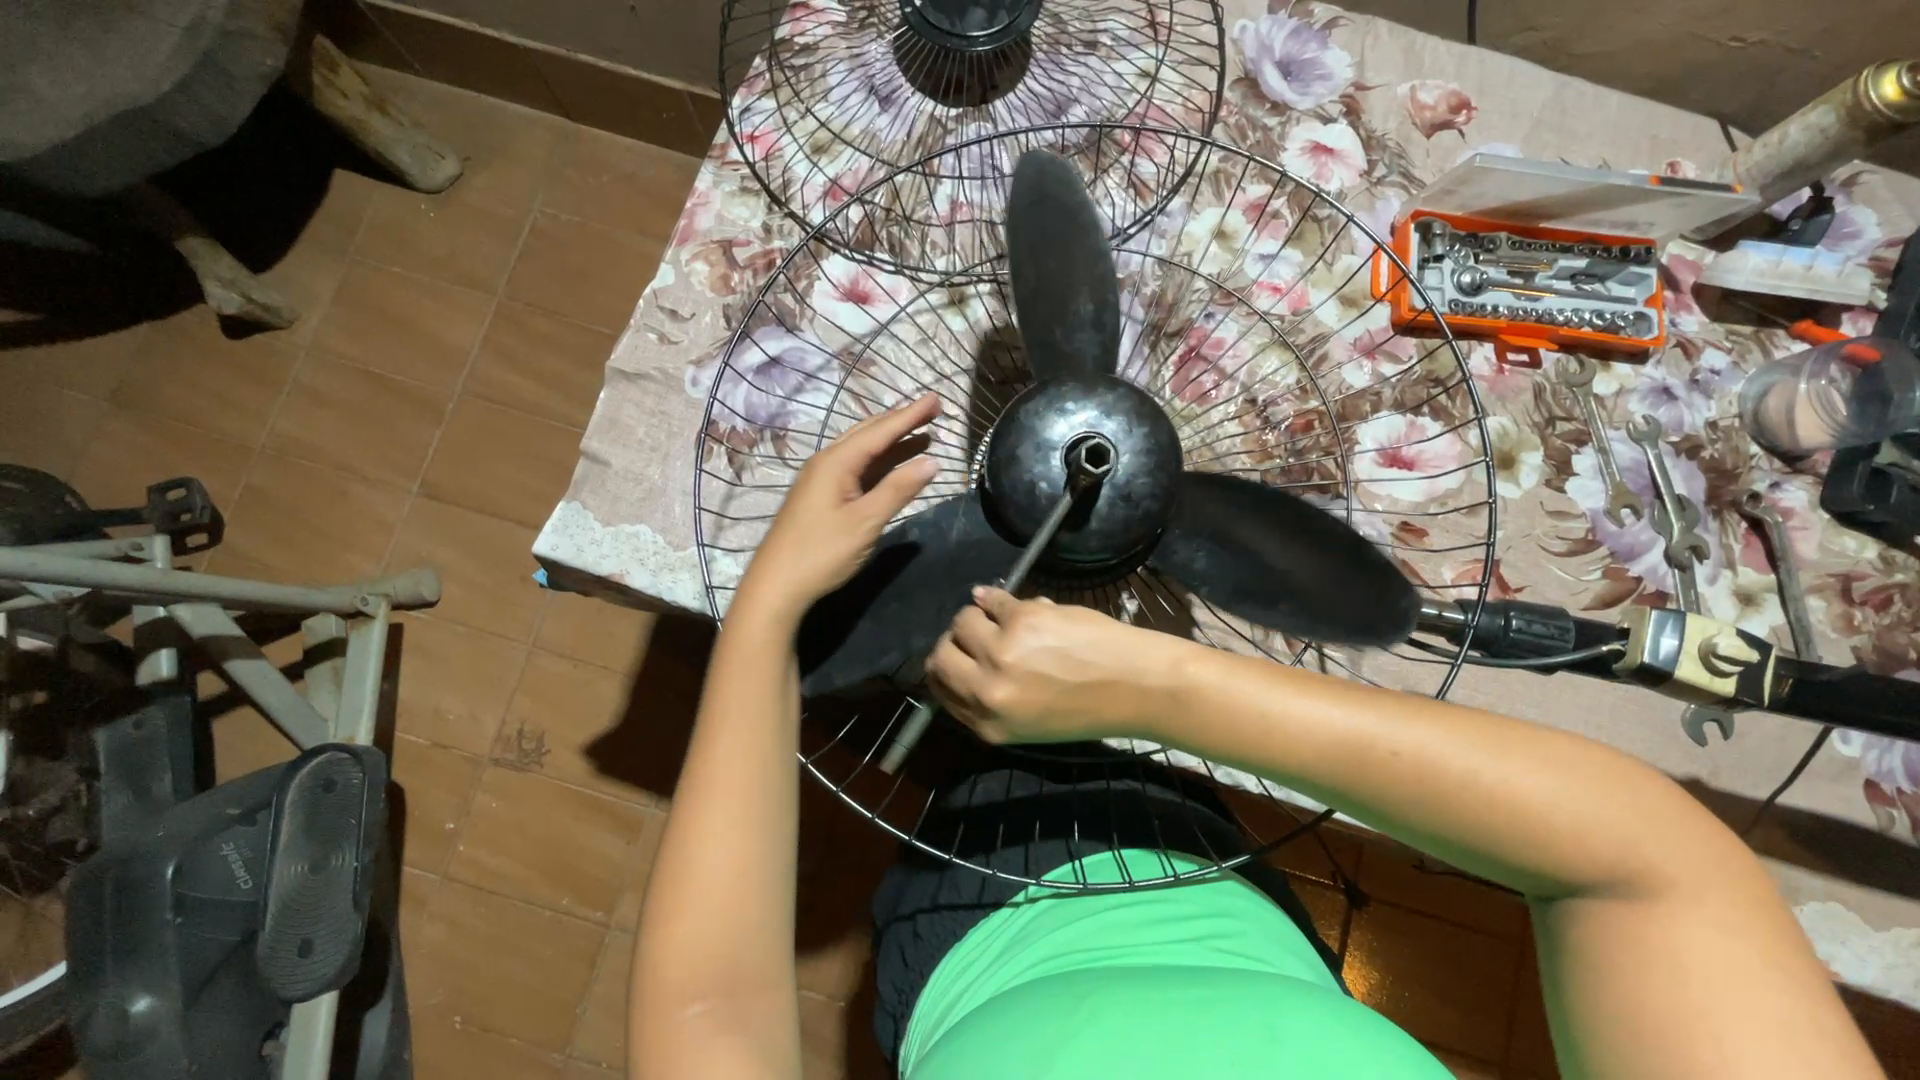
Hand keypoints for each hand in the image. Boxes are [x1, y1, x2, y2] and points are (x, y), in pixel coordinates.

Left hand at [734, 395, 941, 624]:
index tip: (937, 400)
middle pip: (870, 434)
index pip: (880, 431)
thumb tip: (932, 463)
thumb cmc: (821, 552)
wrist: (778, 585)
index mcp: (836, 462)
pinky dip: (882, 464)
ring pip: (864, 453)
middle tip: (933, 411)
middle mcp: (828, 463)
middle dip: (902, 422)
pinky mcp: (824, 498)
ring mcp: (824, 481)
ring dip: (894, 443)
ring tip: (924, 435)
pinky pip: (859, 470)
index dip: (910, 415)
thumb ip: (899, 490)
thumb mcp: (866, 521)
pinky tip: (897, 466)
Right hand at [926, 587, 1191, 743]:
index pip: (940, 689)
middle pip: (940, 655)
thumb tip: (963, 658)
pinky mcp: (1021, 618)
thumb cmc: (1088, 708)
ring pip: (962, 621)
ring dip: (978, 617)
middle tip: (976, 636)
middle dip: (953, 642)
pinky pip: (990, 599)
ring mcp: (1001, 652)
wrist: (1136, 685)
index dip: (944, 669)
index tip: (956, 658)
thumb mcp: (1029, 722)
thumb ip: (991, 698)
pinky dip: (995, 598)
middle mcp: (987, 691)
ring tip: (1005, 622)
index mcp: (988, 723)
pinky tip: (1010, 604)